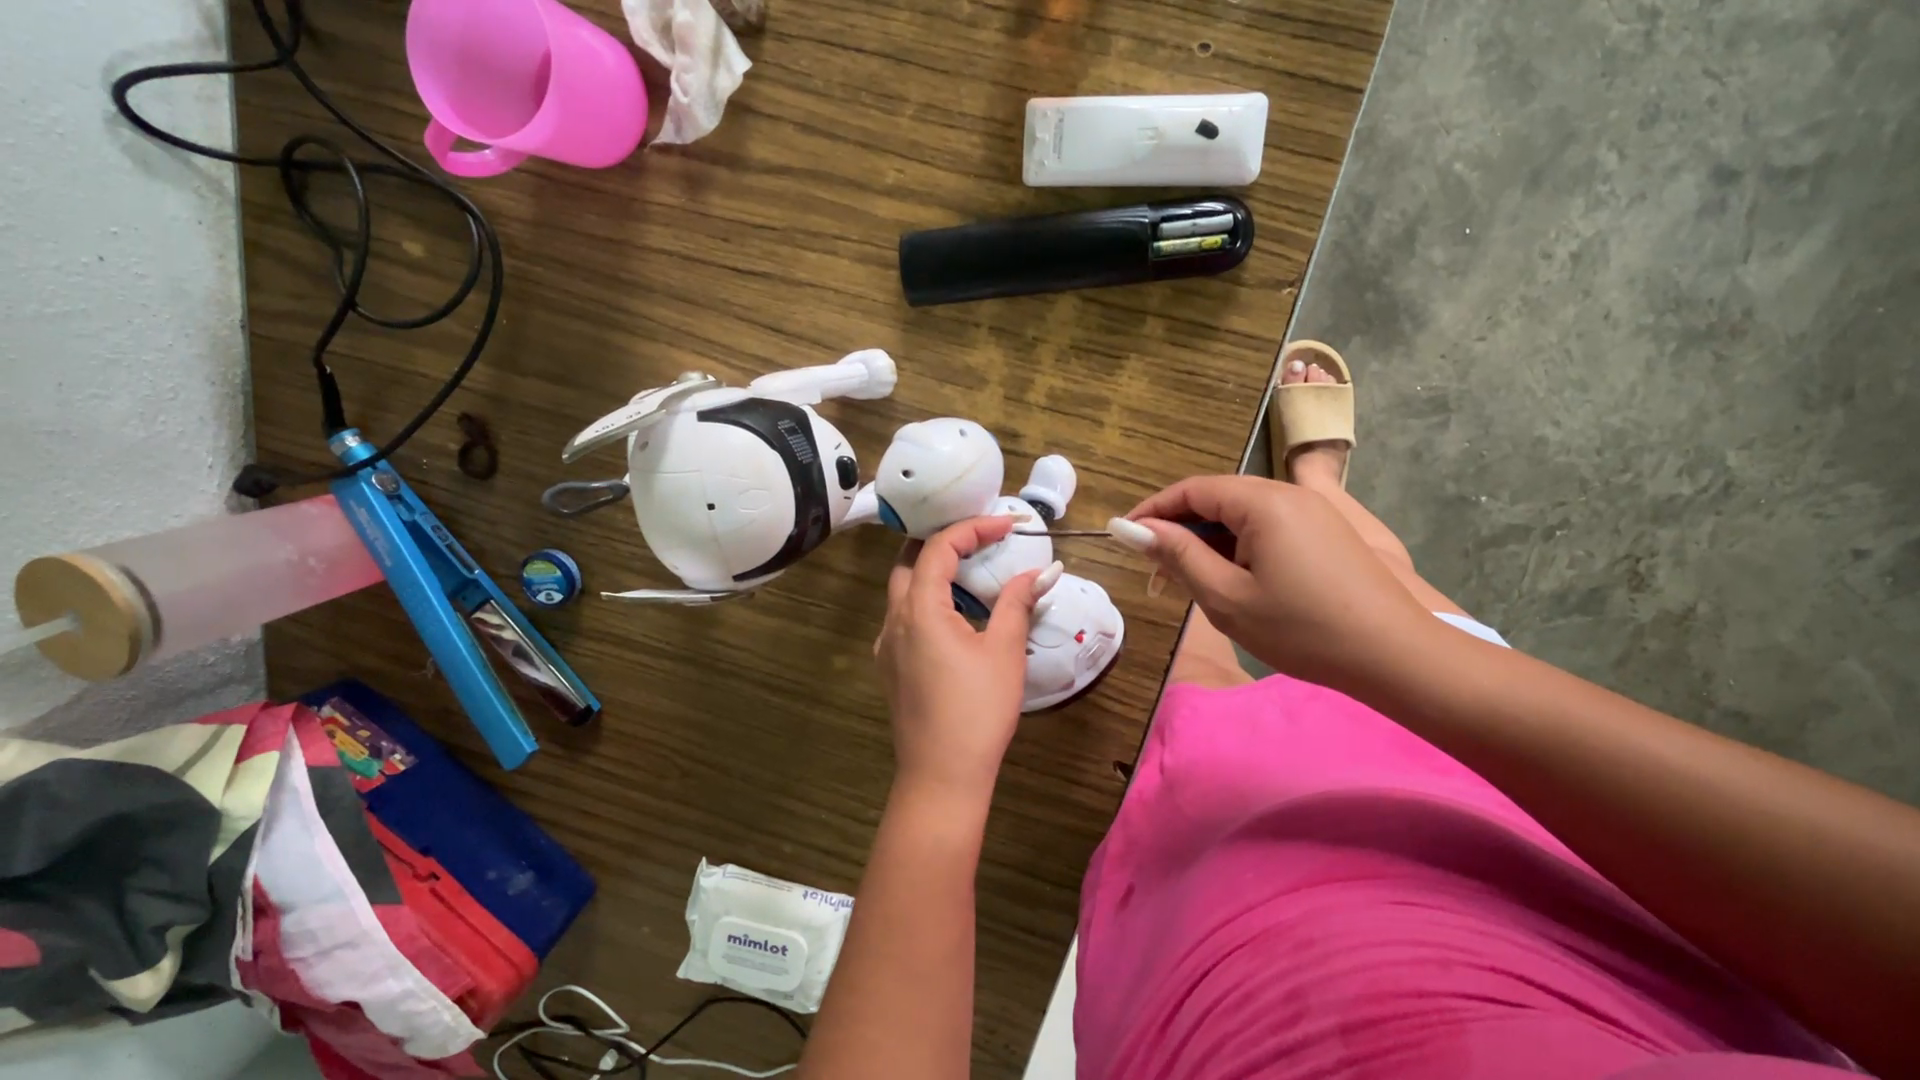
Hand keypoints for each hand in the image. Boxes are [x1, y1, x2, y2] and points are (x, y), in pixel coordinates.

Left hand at [875, 517, 1049, 798]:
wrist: (942, 775)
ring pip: (904, 591)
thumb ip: (1017, 602)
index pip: (939, 546)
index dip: (974, 527)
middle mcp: (893, 619)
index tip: (1010, 526)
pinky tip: (959, 618)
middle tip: (984, 539)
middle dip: (945, 542)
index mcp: (919, 608)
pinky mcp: (891, 666)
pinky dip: (929, 602)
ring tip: (976, 573)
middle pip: (910, 561)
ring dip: (936, 573)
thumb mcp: (1004, 651)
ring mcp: (887, 645)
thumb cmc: (978, 710)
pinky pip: (905, 618)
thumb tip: (1043, 571)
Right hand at [1128, 475, 1439, 686]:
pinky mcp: (1328, 533)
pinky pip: (1269, 527)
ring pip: (1243, 515)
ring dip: (1210, 542)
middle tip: (1156, 574)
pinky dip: (1240, 548)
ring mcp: (1314, 512)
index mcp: (1262, 502)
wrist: (1395, 655)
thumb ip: (1178, 556)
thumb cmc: (1302, 629)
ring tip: (1192, 584)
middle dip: (1180, 531)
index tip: (1123, 540)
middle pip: (1217, 498)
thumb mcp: (1227, 598)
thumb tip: (1132, 528)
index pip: (1191, 490)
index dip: (1152, 512)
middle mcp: (1289, 494)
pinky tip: (1234, 581)